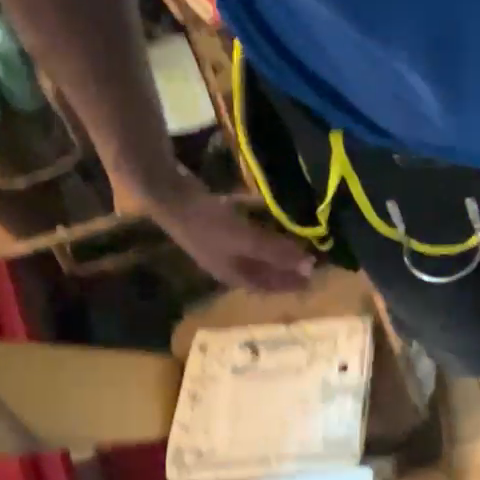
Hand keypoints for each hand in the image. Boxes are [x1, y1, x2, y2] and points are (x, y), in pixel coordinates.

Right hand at [122, 172, 314, 290]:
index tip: (311, 279)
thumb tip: (309, 266)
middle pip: (262, 270)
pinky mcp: (216, 223)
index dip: (289, 284)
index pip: (267, 286)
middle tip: (308, 260)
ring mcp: (219, 243)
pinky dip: (261, 229)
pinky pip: (246, 232)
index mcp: (233, 275)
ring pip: (254, 251)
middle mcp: (226, 263)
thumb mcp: (247, 241)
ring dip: (274, 248)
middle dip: (284, 267)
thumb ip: (277, 253)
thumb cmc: (208, 223)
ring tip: (296, 242)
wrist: (167, 193)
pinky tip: (272, 219)